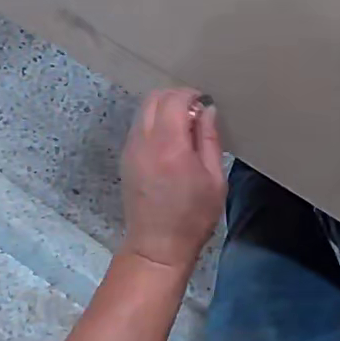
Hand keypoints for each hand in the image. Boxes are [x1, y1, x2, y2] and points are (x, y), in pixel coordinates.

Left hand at [119, 88, 226, 271]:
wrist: (157, 245)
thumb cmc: (193, 216)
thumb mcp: (214, 179)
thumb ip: (209, 139)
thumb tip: (207, 110)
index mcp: (169, 145)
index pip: (174, 100)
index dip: (191, 95)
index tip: (205, 103)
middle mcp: (145, 140)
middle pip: (154, 98)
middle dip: (175, 96)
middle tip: (194, 111)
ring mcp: (131, 147)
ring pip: (143, 110)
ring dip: (163, 107)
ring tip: (183, 125)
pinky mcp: (125, 156)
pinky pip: (139, 125)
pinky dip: (154, 121)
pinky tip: (169, 140)